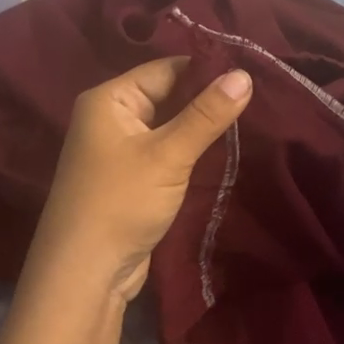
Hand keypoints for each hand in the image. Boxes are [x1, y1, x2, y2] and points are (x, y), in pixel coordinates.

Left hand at [28, 58, 252, 301]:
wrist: (85, 274)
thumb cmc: (121, 203)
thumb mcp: (168, 155)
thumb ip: (206, 114)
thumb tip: (245, 73)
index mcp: (109, 98)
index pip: (166, 69)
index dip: (206, 69)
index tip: (251, 72)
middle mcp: (110, 116)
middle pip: (167, 95)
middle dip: (206, 99)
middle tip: (259, 96)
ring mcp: (119, 148)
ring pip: (169, 125)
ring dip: (201, 126)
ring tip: (251, 119)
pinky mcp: (130, 176)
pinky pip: (165, 150)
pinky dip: (189, 149)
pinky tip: (224, 149)